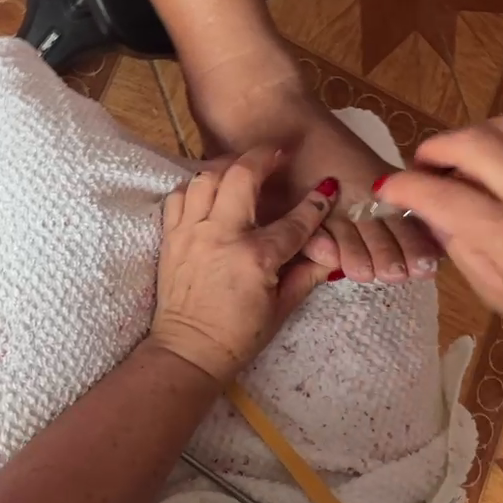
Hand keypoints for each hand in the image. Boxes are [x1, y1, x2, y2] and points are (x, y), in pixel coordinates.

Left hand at [150, 147, 337, 383]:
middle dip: (263, 157)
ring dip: (225, 167)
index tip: (326, 188)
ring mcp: (191, 232)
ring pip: (205, 178)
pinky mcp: (170, 236)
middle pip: (241, 176)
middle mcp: (221, 235)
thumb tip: (333, 251)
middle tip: (276, 153)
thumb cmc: (238, 335)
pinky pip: (179, 196)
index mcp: (256, 257)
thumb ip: (308, 274)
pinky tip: (209, 192)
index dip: (315, 203)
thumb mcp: (283, 308)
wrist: (188, 350)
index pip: (294, 221)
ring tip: (241, 168)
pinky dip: (195, 187)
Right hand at [375, 118, 502, 372]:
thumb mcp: (497, 293)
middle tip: (424, 167)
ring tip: (462, 159)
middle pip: (472, 143)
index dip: (404, 187)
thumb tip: (432, 213)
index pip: (441, 196)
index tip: (388, 190)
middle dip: (434, 149)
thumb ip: (460, 246)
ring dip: (471, 136)